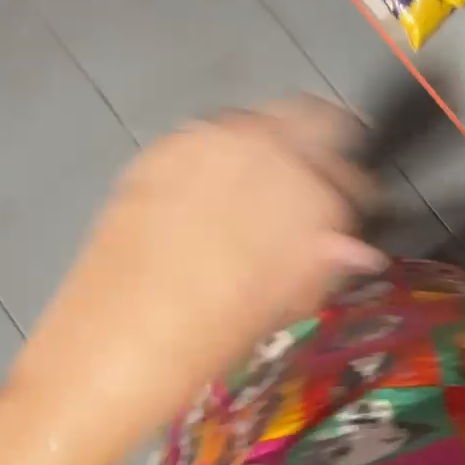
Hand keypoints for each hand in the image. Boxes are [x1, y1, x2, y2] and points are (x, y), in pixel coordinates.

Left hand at [17, 97, 386, 434]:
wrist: (108, 348)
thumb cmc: (210, 340)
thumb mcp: (284, 301)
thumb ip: (325, 259)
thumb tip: (353, 245)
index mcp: (305, 191)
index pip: (350, 170)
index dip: (356, 189)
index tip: (354, 204)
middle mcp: (262, 148)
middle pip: (311, 117)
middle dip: (322, 146)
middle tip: (320, 178)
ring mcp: (207, 139)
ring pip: (261, 121)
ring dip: (274, 145)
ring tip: (265, 185)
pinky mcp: (164, 146)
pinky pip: (211, 135)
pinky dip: (224, 153)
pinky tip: (215, 190)